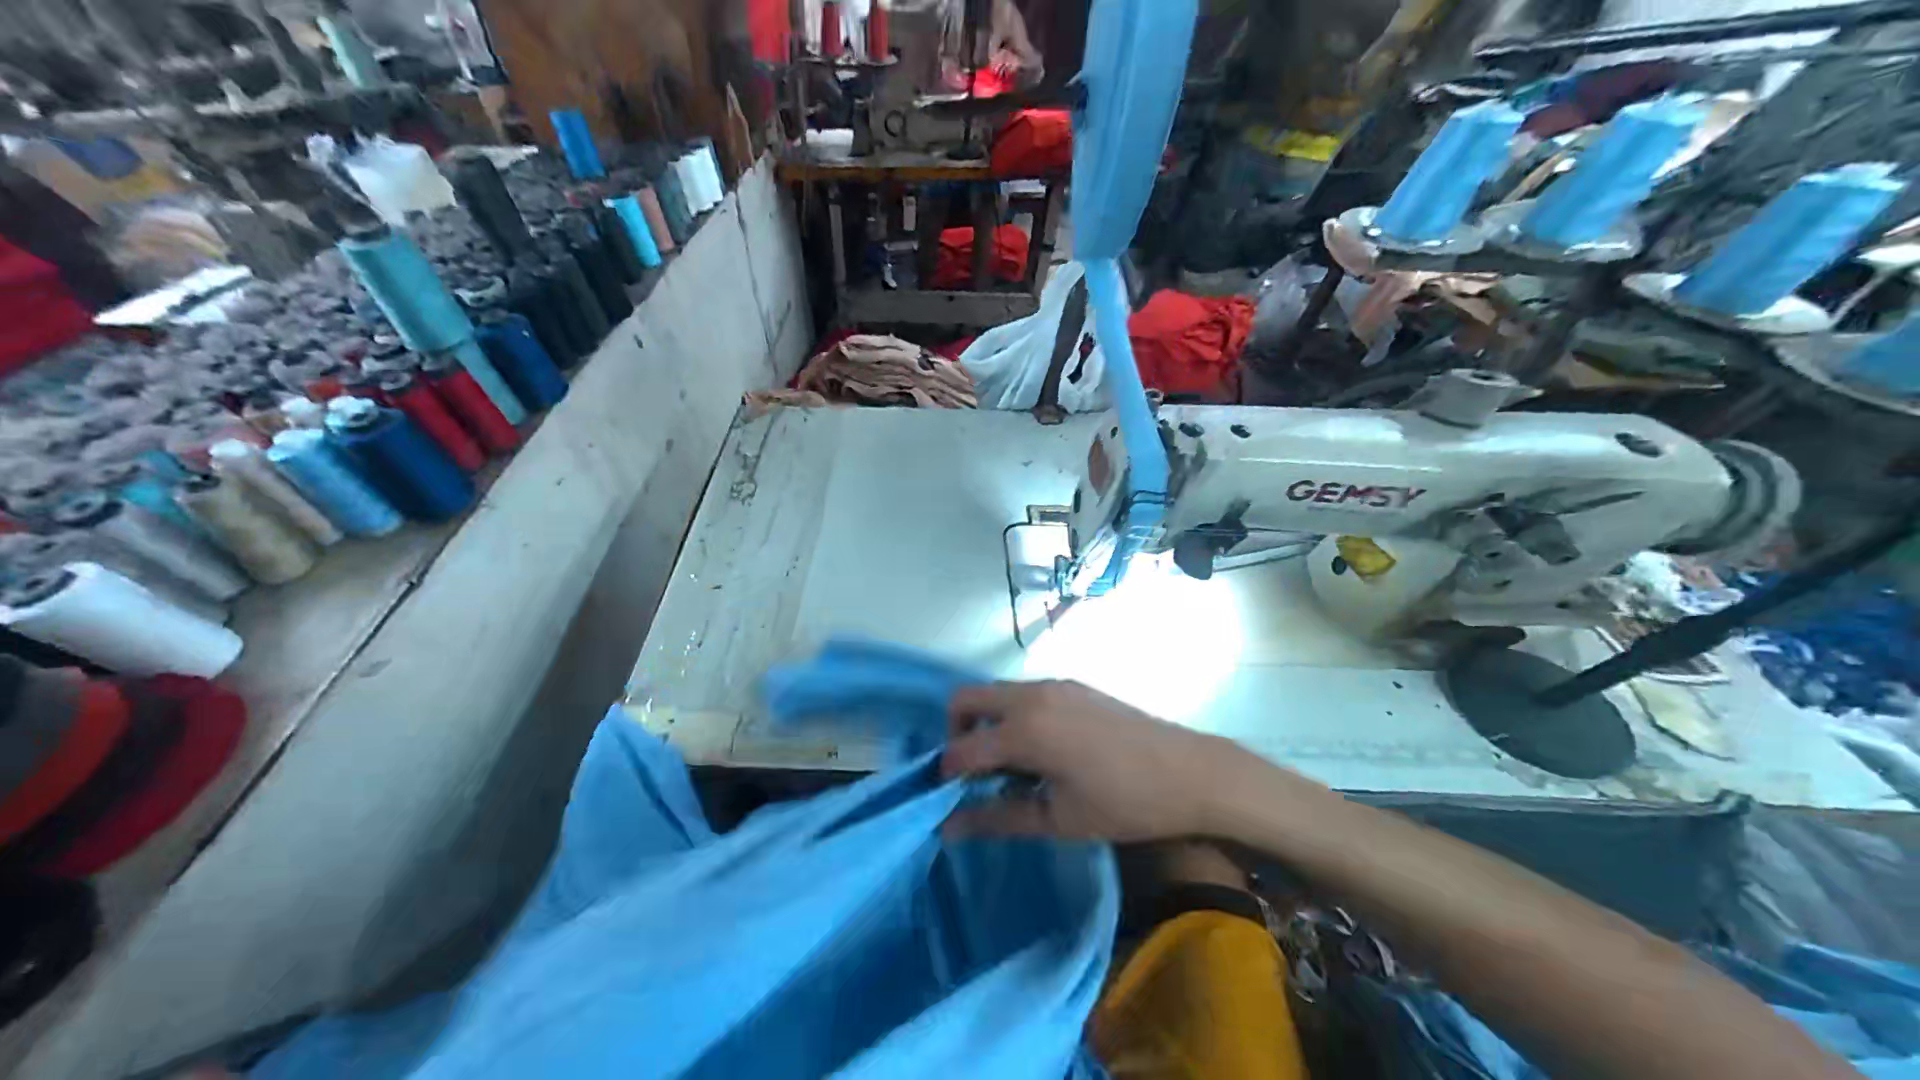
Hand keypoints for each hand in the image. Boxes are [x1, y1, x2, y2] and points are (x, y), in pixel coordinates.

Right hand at [941, 680, 1263, 841]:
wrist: (1191, 773)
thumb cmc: (1125, 804)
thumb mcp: (1058, 819)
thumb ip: (997, 819)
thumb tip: (948, 828)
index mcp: (1025, 729)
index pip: (962, 748)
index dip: (947, 775)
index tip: (947, 799)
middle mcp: (1032, 695)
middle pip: (967, 699)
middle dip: (958, 734)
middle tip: (974, 775)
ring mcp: (1055, 685)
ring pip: (997, 693)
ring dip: (987, 724)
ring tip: (1010, 768)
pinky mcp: (1073, 686)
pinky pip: (1024, 693)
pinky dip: (1013, 716)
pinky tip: (1040, 751)